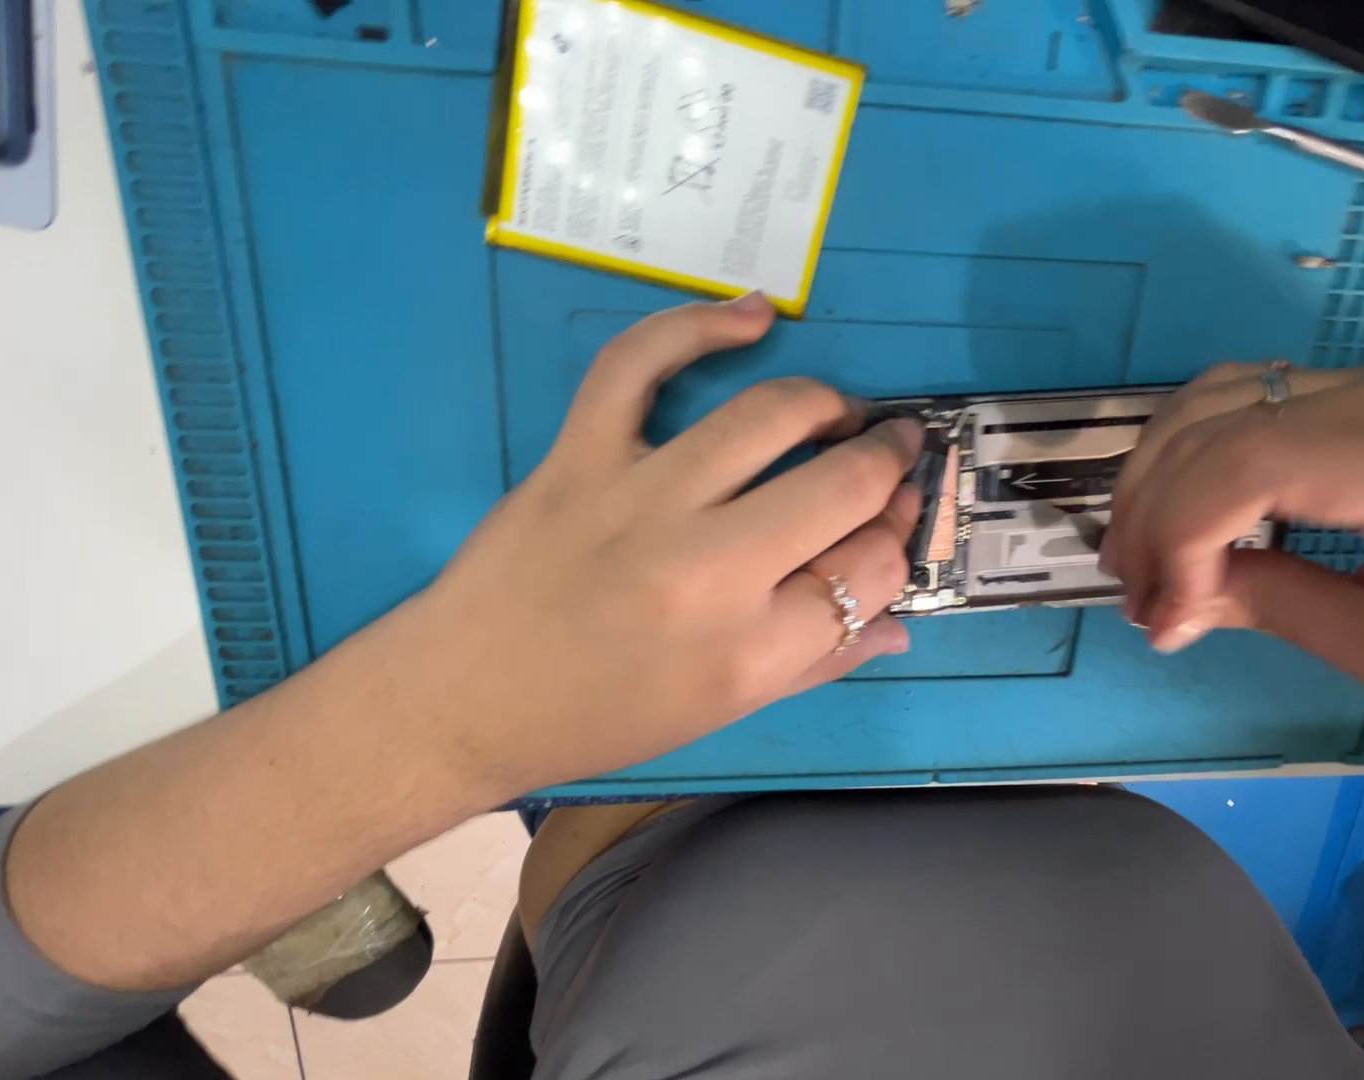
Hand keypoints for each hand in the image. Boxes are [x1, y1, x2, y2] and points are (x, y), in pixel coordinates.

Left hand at [408, 294, 920, 798]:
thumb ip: (818, 663)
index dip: (898, 537)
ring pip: (769, 415)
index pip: (872, 570)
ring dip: (827, 402)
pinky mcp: (579, 455)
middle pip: (843, 487)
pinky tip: (750, 315)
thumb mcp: (720, 711)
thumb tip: (899, 623)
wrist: (464, 700)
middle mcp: (708, 570)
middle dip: (889, 464)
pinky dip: (697, 323)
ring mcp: (640, 499)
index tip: (894, 521)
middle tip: (891, 452)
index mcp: (749, 651)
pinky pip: (640, 363)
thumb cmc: (597, 720)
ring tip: (840, 413)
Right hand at [1100, 362, 1363, 707]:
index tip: (1167, 612)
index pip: (1254, 461)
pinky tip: (1179, 500)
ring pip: (1212, 396)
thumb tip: (1170, 602)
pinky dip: (1185, 449)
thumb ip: (1282, 611)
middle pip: (1218, 425)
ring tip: (1142, 549)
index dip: (1179, 533)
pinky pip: (1240, 394)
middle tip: (1136, 592)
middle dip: (1151, 514)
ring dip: (1153, 476)